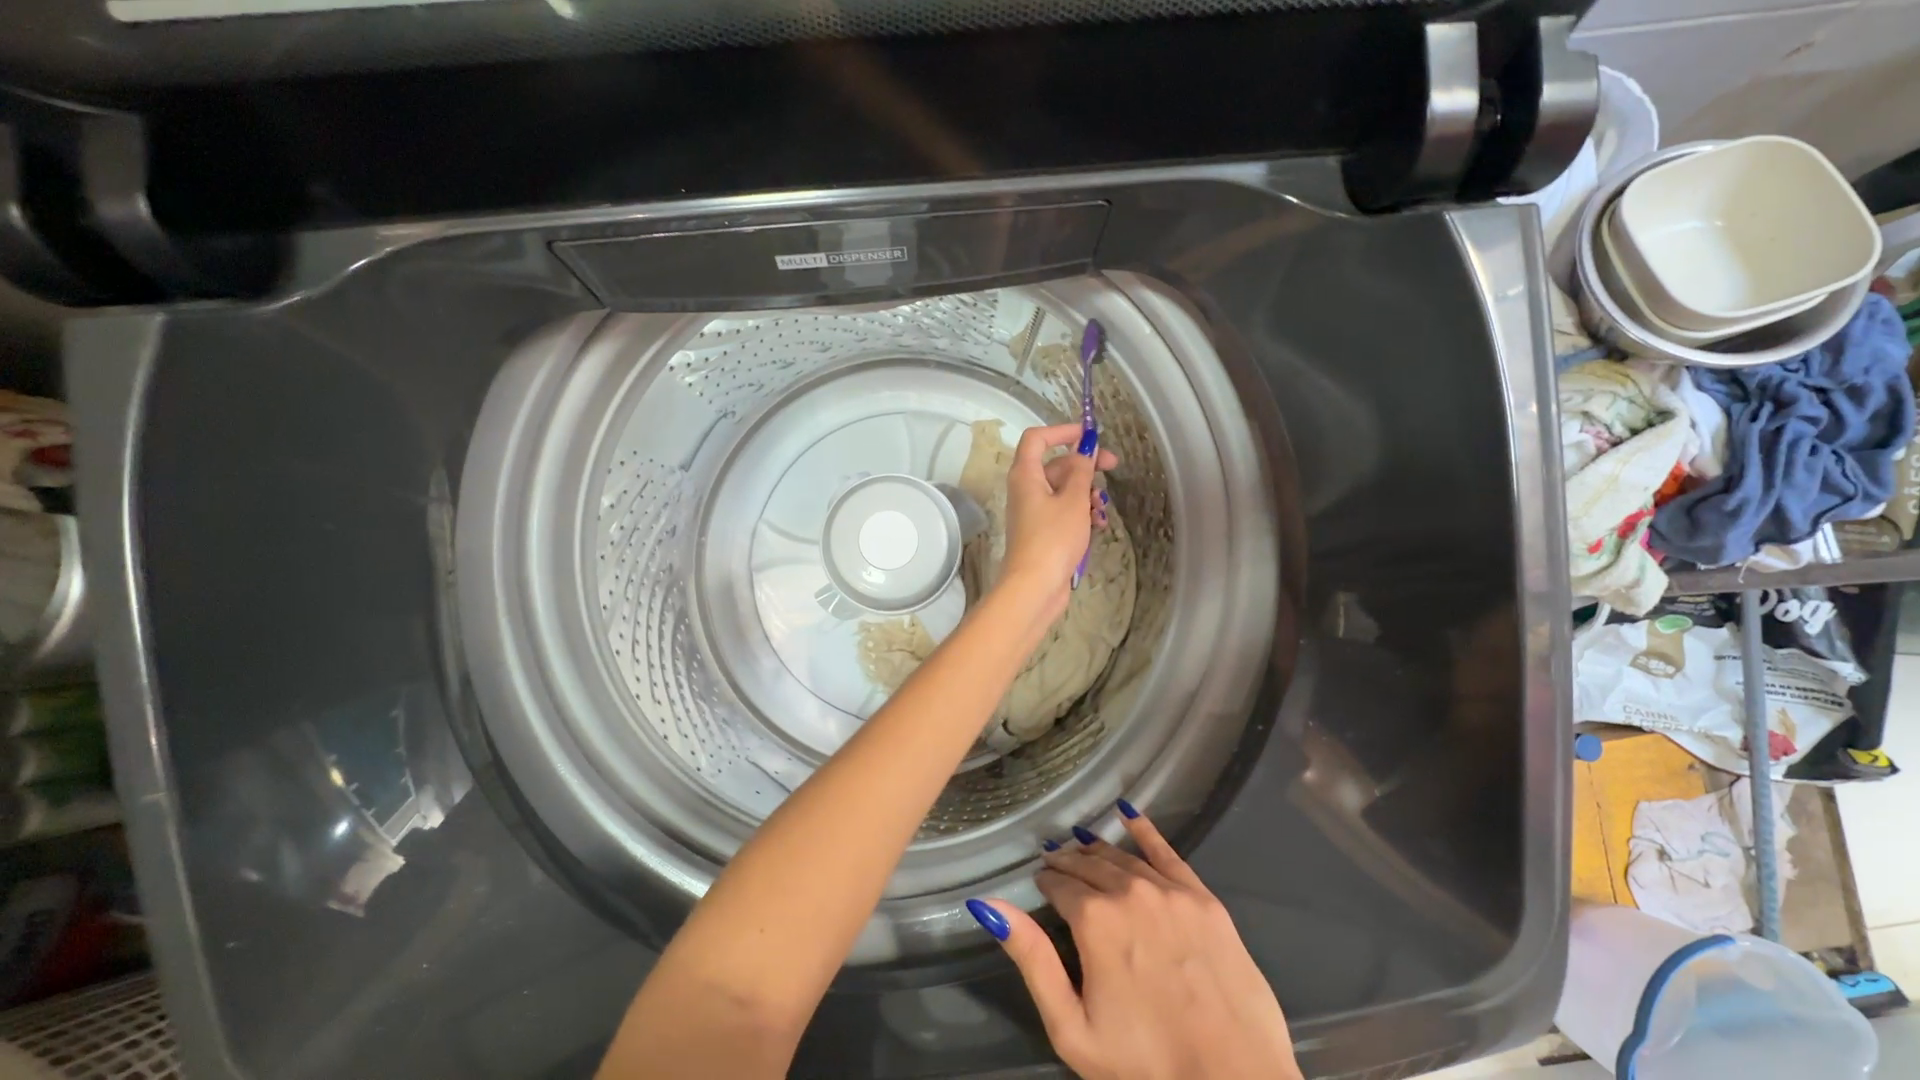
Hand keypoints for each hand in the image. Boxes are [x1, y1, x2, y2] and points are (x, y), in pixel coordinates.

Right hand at [969, 807, 1302, 1079]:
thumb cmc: (1144, 1062)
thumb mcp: (1072, 1026)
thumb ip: (1031, 959)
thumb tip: (989, 905)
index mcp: (1095, 920)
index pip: (1059, 884)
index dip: (1045, 881)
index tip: (1037, 882)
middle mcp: (1132, 892)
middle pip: (1091, 865)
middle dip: (1069, 862)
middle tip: (1055, 862)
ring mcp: (1174, 893)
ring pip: (1125, 859)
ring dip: (1100, 850)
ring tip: (1083, 845)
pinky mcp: (1206, 901)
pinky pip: (1170, 855)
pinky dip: (1146, 832)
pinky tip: (1130, 815)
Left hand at [998, 423, 1118, 615]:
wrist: (1035, 587)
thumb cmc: (1053, 539)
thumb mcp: (1073, 500)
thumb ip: (1082, 470)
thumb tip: (1085, 447)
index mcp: (1025, 475)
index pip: (1037, 438)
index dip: (1062, 431)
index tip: (1089, 435)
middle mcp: (1026, 489)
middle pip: (1056, 465)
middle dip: (1085, 465)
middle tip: (1113, 466)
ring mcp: (1034, 512)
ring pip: (1064, 490)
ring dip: (1087, 494)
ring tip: (1101, 508)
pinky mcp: (1044, 532)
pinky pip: (1065, 512)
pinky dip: (1082, 514)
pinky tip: (1098, 525)